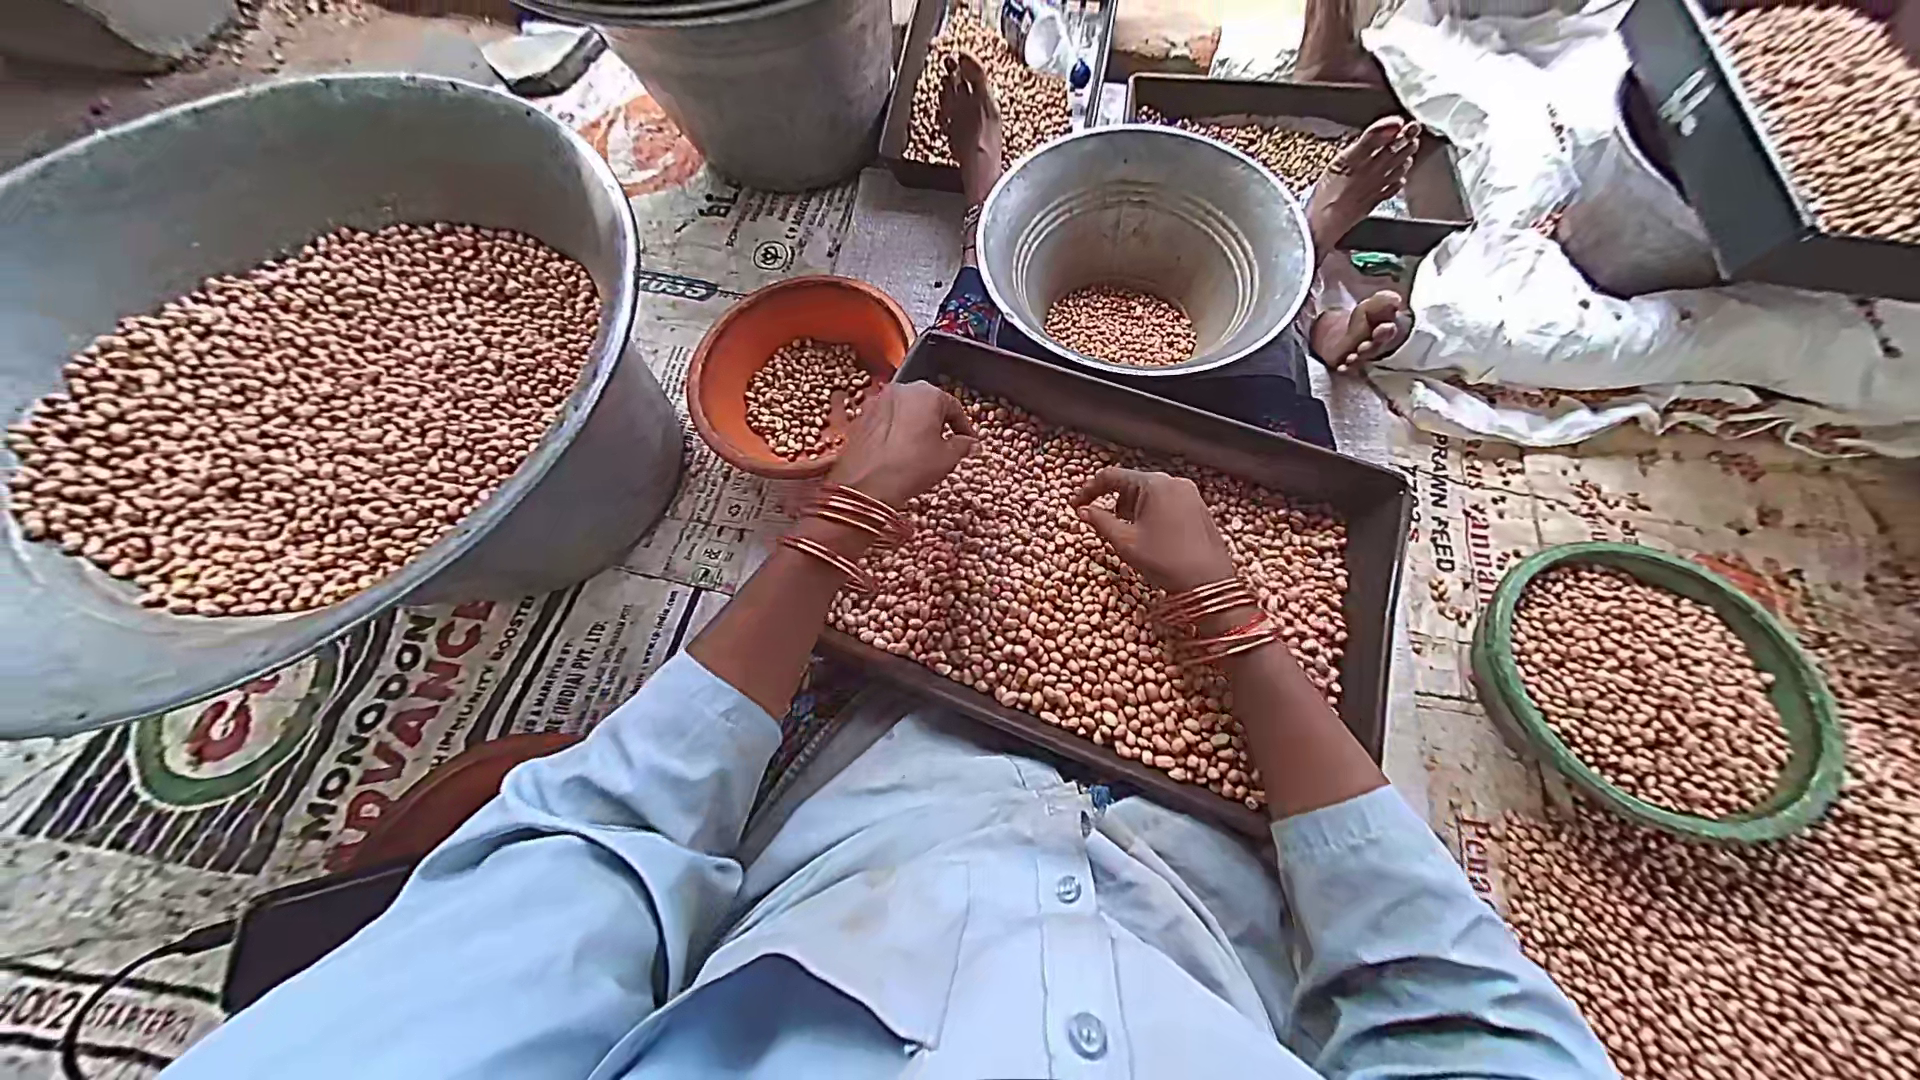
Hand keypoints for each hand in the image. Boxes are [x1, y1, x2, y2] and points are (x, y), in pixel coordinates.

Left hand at [826, 381, 977, 507]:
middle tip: (946, 445)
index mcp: (928, 394)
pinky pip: (886, 420)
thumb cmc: (910, 467)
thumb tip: (969, 443)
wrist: (865, 485)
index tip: (968, 441)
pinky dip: (896, 431)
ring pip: (905, 410)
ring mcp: (878, 401)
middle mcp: (901, 390)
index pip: (954, 407)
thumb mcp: (947, 458)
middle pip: (927, 404)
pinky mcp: (861, 415)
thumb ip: (962, 445)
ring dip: (915, 426)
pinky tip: (899, 451)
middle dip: (938, 423)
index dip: (964, 427)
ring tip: (921, 450)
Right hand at [1071, 467, 1236, 592]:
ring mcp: (1189, 493)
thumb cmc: (1164, 561)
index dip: (1089, 490)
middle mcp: (1173, 482)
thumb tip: (1083, 511)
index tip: (1076, 505)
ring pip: (1148, 492)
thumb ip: (1100, 521)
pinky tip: (1148, 535)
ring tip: (1127, 533)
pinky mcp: (1197, 507)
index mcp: (1154, 485)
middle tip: (1102, 523)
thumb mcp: (1125, 542)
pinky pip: (1165, 501)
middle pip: (1131, 482)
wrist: (1209, 583)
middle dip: (1112, 501)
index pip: (1111, 476)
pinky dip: (1149, 512)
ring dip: (1131, 507)